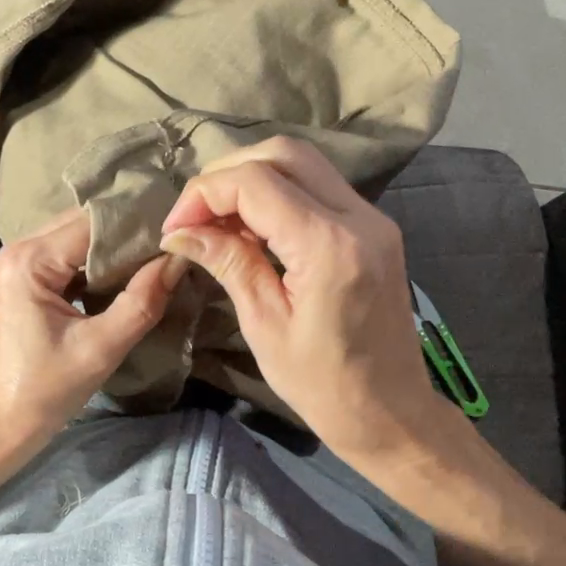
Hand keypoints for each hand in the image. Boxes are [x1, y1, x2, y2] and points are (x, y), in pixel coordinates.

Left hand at [0, 209, 183, 462]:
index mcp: (31, 260)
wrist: (6, 421)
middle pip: (85, 224)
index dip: (137, 226)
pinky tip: (131, 274)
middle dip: (128, 234)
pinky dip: (99, 264)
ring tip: (159, 255)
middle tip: (173, 243)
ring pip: (79, 238)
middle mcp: (21, 250)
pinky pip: (71, 257)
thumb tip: (179, 260)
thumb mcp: (102, 347)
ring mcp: (22, 263)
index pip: (94, 224)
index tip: (178, 234)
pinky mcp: (29, 279)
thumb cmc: (47, 389)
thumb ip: (142, 301)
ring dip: (116, 248)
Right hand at [158, 138, 470, 469]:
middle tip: (193, 216)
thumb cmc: (323, 383)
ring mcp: (372, 218)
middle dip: (226, 174)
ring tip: (216, 219)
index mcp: (329, 247)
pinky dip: (276, 192)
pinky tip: (249, 226)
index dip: (204, 194)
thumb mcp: (264, 324)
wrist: (391, 411)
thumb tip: (179, 231)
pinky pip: (317, 185)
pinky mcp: (372, 227)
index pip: (255, 182)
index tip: (174, 229)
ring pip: (302, 162)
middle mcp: (358, 218)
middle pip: (282, 154)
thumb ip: (228, 262)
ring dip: (250, 178)